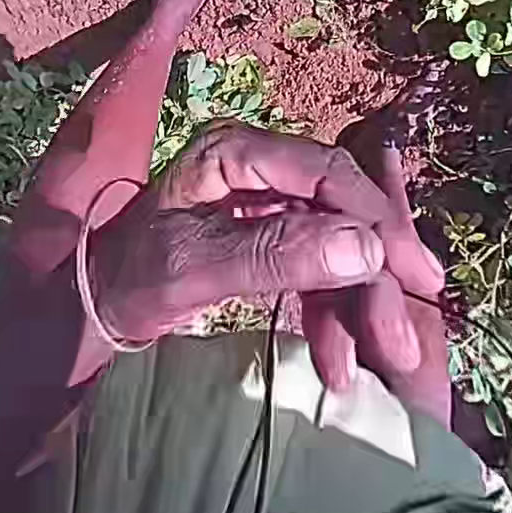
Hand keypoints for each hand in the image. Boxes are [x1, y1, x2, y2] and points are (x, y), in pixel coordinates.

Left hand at [86, 124, 405, 351]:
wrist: (96, 301)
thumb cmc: (132, 275)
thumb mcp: (195, 266)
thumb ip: (275, 254)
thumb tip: (367, 248)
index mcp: (234, 153)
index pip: (324, 172)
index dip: (375, 219)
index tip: (415, 273)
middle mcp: (256, 168)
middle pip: (338, 209)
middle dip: (372, 273)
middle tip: (401, 336)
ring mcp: (262, 201)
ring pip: (333, 243)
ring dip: (356, 301)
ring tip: (377, 359)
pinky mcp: (265, 235)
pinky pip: (313, 266)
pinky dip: (330, 311)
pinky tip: (338, 358)